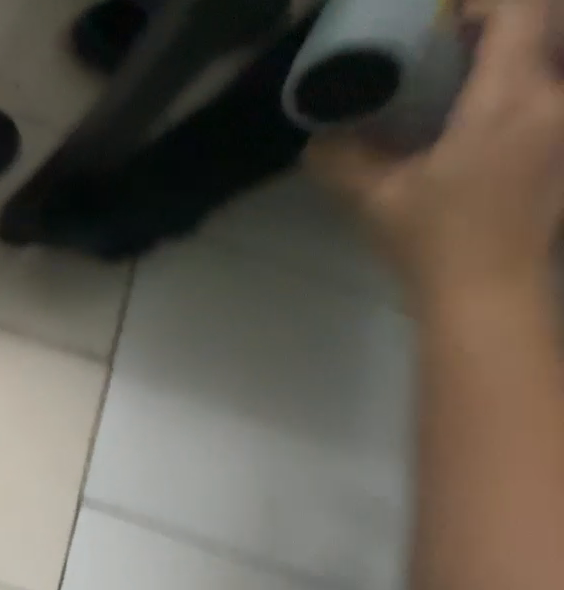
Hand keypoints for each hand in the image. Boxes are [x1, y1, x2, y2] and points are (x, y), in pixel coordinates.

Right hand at [308, 0, 563, 297]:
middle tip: (442, 45)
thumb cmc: (433, 239)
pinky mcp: (562, 145)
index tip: (441, 16)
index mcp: (511, 99)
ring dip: (505, 58)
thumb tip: (322, 137)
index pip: (520, 12)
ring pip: (545, 61)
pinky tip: (470, 117)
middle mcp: (556, 96)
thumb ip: (344, 160)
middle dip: (494, 26)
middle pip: (543, 28)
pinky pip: (544, 93)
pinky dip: (512, 88)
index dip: (481, 2)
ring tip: (453, 79)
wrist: (488, 288)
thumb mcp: (375, 198)